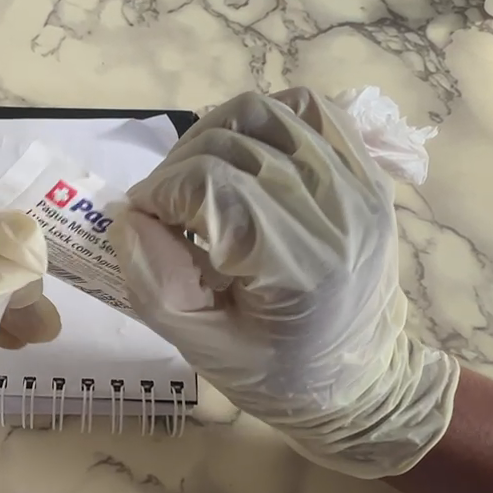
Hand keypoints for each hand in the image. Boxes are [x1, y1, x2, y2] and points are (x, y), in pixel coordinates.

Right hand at [110, 88, 457, 477]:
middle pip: (228, 142)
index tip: (141, 222)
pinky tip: (243, 156)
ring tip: (197, 177)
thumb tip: (128, 217)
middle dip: (175, 169)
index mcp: (297, 263)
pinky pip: (308, 109)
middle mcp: (335, 209)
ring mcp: (357, 184)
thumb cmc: (278, 377)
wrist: (363, 383)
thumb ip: (155, 282)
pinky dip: (262, 121)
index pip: (208, 184)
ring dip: (212, 135)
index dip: (158, 193)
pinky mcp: (364, 173)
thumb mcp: (201, 348)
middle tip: (163, 210)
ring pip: (263, 112)